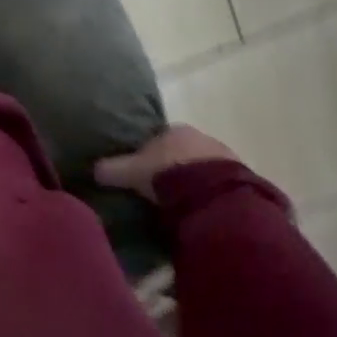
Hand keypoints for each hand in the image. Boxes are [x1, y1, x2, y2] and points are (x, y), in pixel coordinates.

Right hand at [93, 124, 237, 201]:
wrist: (212, 195)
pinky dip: (208, 193)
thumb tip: (93, 170)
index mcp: (175, 129)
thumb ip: (110, 169)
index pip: (158, 137)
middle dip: (172, 166)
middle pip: (182, 151)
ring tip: (179, 200)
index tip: (142, 169)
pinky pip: (218, 184)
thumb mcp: (129, 172)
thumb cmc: (166, 173)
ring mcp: (226, 158)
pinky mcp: (243, 179)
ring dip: (193, 180)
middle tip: (159, 186)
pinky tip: (199, 207)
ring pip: (202, 167)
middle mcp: (202, 137)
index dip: (148, 152)